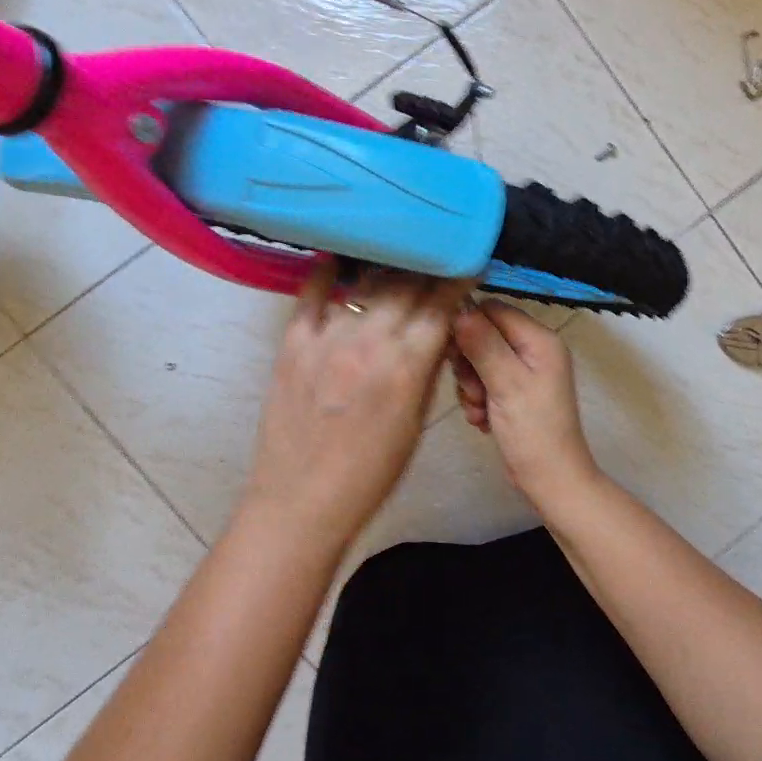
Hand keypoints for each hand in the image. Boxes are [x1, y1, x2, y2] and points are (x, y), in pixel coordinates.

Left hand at [245, 263, 473, 536]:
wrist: (302, 501)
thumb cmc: (372, 474)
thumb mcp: (416, 423)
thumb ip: (429, 371)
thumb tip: (440, 332)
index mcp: (407, 366)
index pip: (441, 305)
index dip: (459, 281)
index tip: (468, 267)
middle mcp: (369, 341)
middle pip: (407, 285)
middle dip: (428, 270)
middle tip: (438, 261)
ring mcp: (327, 338)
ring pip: (366, 283)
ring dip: (390, 270)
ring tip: (400, 261)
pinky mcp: (293, 342)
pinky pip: (313, 293)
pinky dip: (330, 272)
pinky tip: (342, 259)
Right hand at [452, 300, 602, 498]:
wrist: (550, 478)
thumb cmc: (533, 430)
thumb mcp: (505, 383)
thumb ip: (483, 344)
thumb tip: (460, 308)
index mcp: (540, 339)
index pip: (494, 310)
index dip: (469, 327)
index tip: (454, 353)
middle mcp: (535, 349)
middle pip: (484, 335)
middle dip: (469, 363)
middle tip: (472, 390)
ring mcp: (526, 372)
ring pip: (480, 362)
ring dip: (471, 386)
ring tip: (479, 410)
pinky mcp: (516, 393)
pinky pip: (485, 384)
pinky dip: (478, 400)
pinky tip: (482, 421)